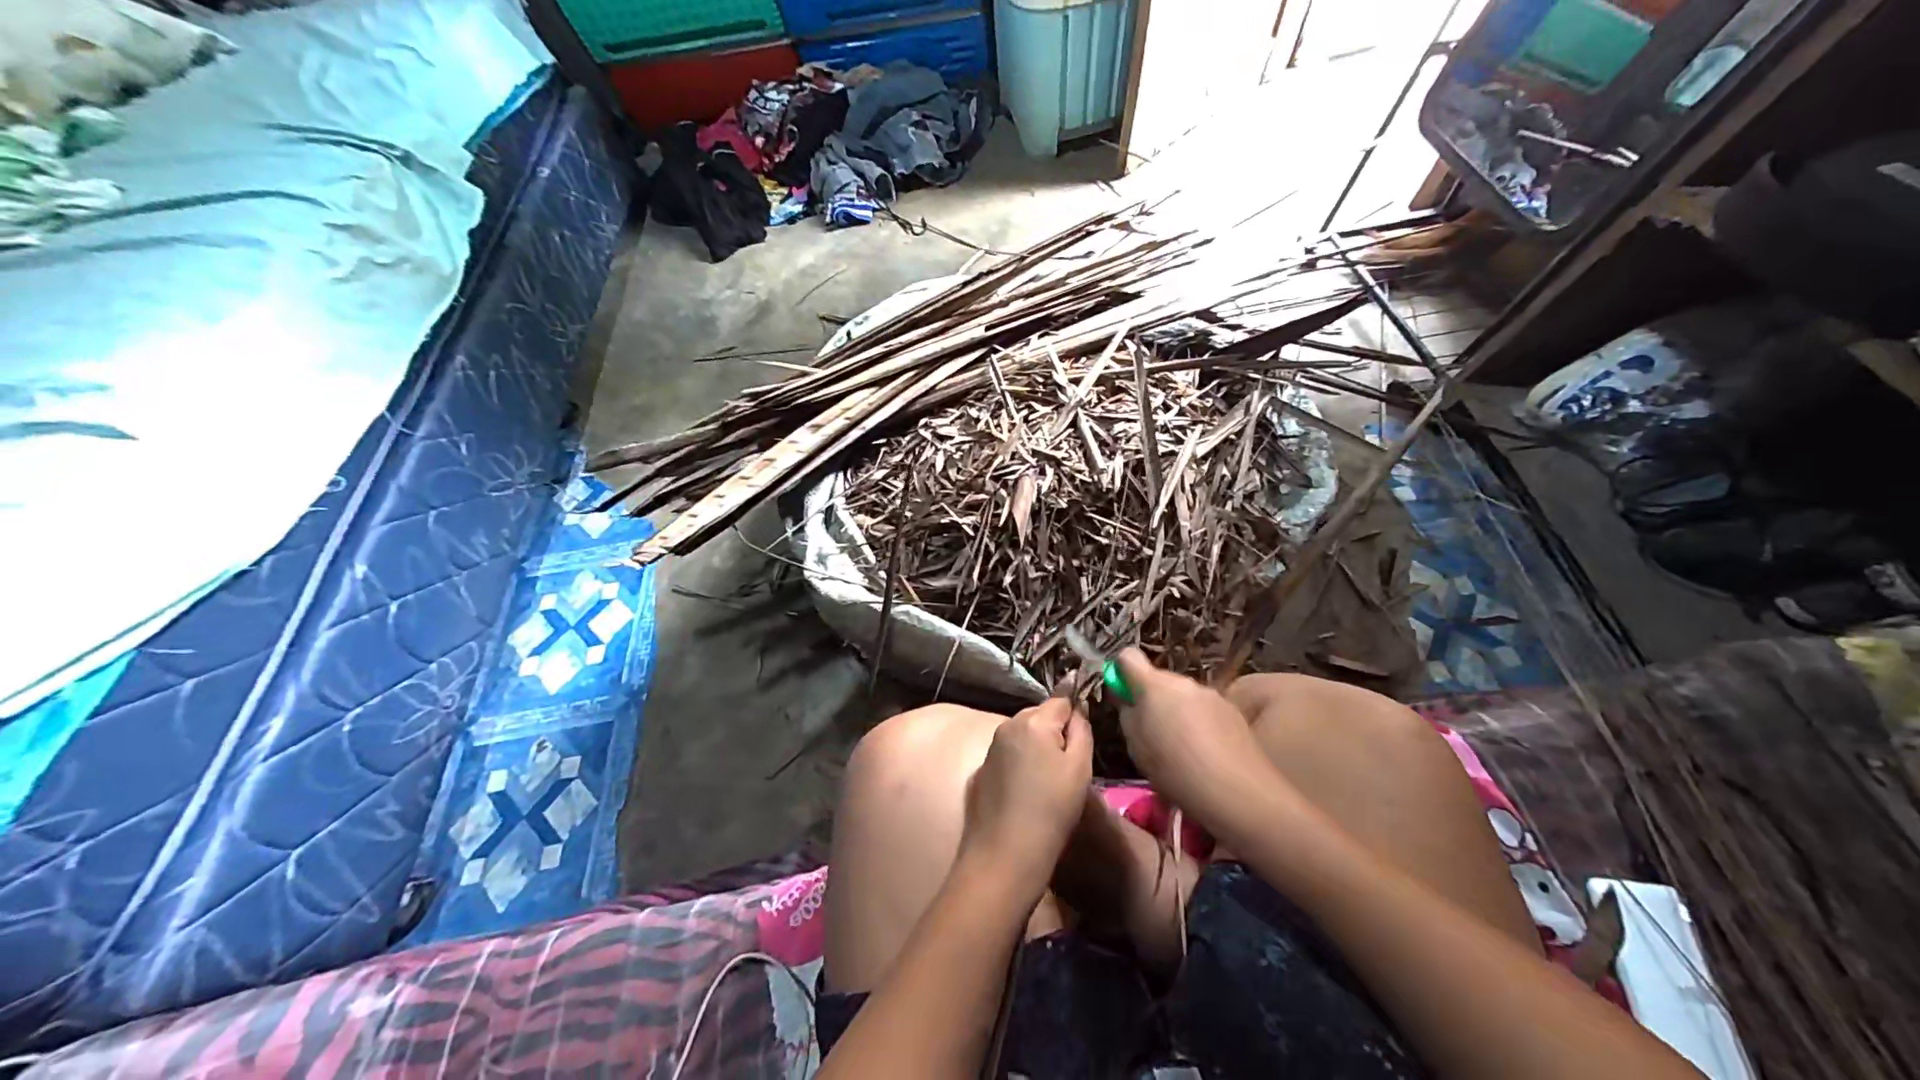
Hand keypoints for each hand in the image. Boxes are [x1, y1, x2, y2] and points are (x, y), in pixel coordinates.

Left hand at [958, 698, 1093, 904]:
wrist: (1006, 854)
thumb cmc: (1052, 810)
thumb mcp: (1080, 768)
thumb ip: (1081, 730)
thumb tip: (1076, 710)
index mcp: (1033, 721)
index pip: (1061, 700)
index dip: (1075, 719)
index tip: (1081, 744)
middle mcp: (1006, 726)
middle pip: (1039, 716)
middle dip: (1053, 732)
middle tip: (1066, 768)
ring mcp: (990, 749)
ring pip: (1022, 736)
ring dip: (1035, 748)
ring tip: (1046, 783)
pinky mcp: (980, 771)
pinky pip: (1007, 757)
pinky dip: (1018, 766)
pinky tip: (1025, 793)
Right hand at [1114, 649, 1287, 838]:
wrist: (1236, 792)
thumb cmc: (1174, 769)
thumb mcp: (1135, 744)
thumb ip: (1127, 713)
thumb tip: (1127, 698)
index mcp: (1154, 685)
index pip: (1128, 657)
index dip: (1122, 673)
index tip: (1123, 696)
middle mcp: (1184, 682)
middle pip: (1159, 680)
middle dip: (1153, 699)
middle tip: (1151, 732)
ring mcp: (1211, 694)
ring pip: (1183, 696)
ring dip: (1177, 712)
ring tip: (1180, 748)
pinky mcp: (1233, 711)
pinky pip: (1205, 710)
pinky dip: (1199, 724)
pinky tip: (1203, 753)